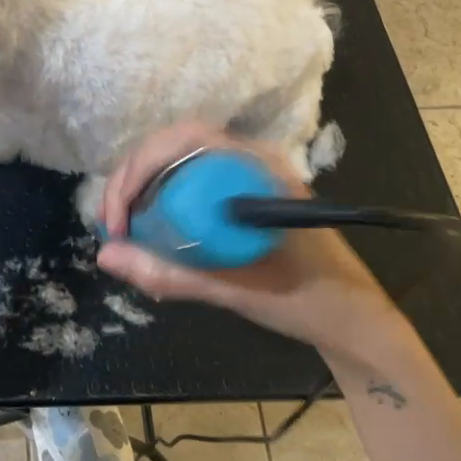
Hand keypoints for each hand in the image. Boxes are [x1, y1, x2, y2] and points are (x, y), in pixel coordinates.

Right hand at [96, 122, 403, 360]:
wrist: (355, 322)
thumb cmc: (305, 300)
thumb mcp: (233, 289)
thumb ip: (168, 272)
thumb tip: (105, 255)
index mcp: (257, 169)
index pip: (184, 138)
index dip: (140, 167)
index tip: (121, 215)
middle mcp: (249, 163)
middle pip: (172, 147)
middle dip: (130, 181)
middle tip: (112, 226)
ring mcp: (244, 180)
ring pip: (175, 167)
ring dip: (140, 193)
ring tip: (124, 233)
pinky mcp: (238, 200)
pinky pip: (187, 188)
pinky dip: (159, 207)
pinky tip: (149, 239)